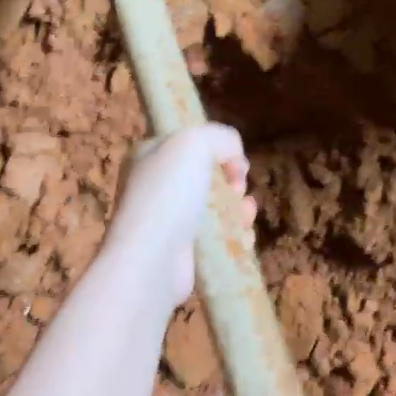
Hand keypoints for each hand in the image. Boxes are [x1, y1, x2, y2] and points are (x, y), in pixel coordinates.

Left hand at [102, 123, 254, 309]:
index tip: (233, 160)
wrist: (152, 259)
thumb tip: (235, 159)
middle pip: (207, 175)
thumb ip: (221, 137)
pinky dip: (234, 234)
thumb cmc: (169, 192)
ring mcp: (167, 221)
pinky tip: (244, 236)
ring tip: (246, 214)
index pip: (190, 142)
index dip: (217, 147)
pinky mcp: (182, 252)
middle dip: (232, 180)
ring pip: (215, 207)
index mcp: (149, 155)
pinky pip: (216, 237)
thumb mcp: (195, 142)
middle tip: (237, 188)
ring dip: (238, 207)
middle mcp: (155, 186)